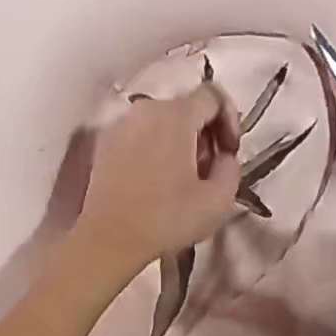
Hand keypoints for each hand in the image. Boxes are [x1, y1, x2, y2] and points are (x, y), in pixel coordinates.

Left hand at [71, 85, 240, 271]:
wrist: (109, 240)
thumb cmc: (166, 220)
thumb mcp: (219, 199)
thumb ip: (232, 166)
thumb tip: (222, 156)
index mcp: (174, 116)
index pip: (213, 95)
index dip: (230, 119)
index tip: (229, 152)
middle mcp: (143, 110)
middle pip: (185, 107)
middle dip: (203, 133)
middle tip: (206, 169)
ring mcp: (119, 126)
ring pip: (161, 121)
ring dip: (178, 141)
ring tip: (180, 178)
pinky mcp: (103, 145)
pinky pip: (138, 135)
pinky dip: (153, 147)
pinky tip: (155, 180)